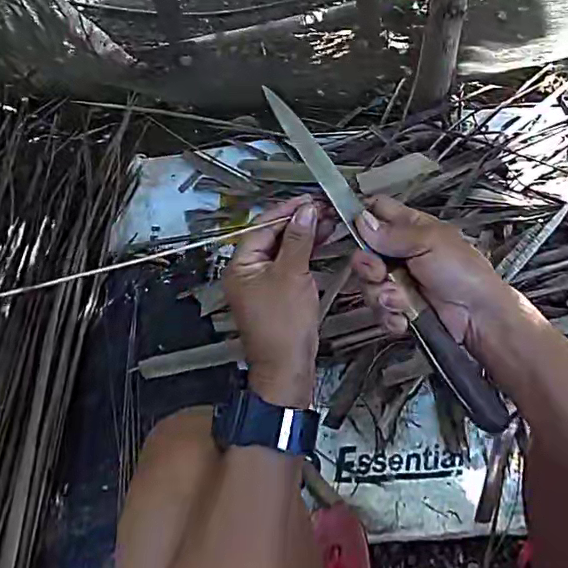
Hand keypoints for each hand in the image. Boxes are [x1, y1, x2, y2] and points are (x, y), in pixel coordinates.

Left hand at [223, 195, 330, 406]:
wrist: (289, 367)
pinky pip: (291, 261)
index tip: (309, 200)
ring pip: (284, 247)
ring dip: (305, 233)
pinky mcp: (279, 290)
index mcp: (240, 265)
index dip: (287, 210)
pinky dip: (306, 249)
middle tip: (322, 208)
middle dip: (298, 220)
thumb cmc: (283, 327)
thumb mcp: (292, 274)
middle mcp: (248, 271)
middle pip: (272, 234)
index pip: (262, 226)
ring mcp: (263, 281)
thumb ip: (298, 239)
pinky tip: (323, 239)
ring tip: (328, 219)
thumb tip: (305, 211)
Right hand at [347, 195, 521, 352]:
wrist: (479, 317)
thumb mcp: (431, 242)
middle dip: (367, 266)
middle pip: (363, 253)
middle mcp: (401, 253)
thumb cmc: (467, 273)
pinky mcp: (399, 307)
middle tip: (381, 272)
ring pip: (368, 285)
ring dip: (382, 295)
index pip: (376, 211)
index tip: (350, 226)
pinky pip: (378, 310)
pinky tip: (405, 314)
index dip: (360, 216)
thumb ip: (394, 233)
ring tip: (401, 298)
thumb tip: (363, 220)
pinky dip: (390, 316)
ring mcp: (399, 281)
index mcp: (410, 227)